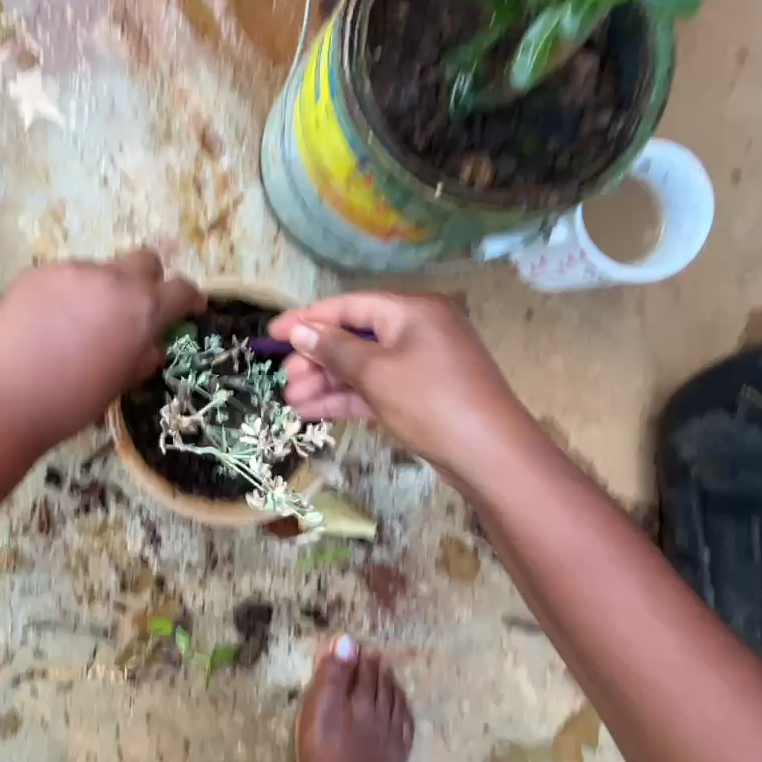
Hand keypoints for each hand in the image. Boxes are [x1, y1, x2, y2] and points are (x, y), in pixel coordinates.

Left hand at [0, 251, 205, 450]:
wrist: (4, 401)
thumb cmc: (71, 403)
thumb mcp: (119, 384)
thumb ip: (141, 356)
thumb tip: (149, 346)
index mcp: (142, 309)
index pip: (180, 289)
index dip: (189, 299)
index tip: (189, 309)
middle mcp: (112, 280)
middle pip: (144, 262)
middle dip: (148, 282)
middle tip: (134, 311)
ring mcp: (72, 271)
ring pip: (100, 270)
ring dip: (102, 291)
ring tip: (79, 326)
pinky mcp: (37, 272)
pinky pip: (65, 276)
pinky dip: (68, 294)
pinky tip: (49, 324)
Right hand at [267, 293, 534, 472]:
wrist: (489, 455)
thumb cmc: (431, 401)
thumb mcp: (375, 372)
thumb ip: (334, 349)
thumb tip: (301, 332)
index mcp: (411, 311)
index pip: (348, 306)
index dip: (307, 318)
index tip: (272, 333)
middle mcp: (415, 331)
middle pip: (353, 337)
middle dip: (315, 359)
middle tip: (284, 378)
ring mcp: (418, 365)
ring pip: (360, 367)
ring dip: (325, 382)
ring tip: (290, 401)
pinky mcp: (417, 396)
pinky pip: (373, 388)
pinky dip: (344, 398)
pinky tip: (311, 411)